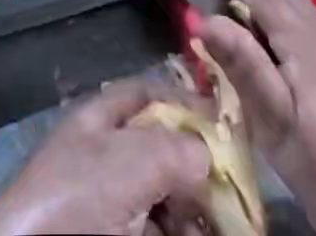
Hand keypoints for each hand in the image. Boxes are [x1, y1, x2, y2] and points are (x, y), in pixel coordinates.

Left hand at [0, 79, 211, 235]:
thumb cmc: (82, 193)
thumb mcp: (137, 157)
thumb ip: (182, 147)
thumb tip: (206, 158)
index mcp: (101, 118)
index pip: (150, 93)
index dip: (187, 101)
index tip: (225, 119)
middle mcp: (105, 154)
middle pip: (162, 146)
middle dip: (199, 160)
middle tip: (233, 177)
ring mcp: (107, 201)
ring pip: (163, 192)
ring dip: (197, 202)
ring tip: (226, 214)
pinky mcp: (114, 234)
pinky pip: (156, 225)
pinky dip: (183, 228)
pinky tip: (203, 231)